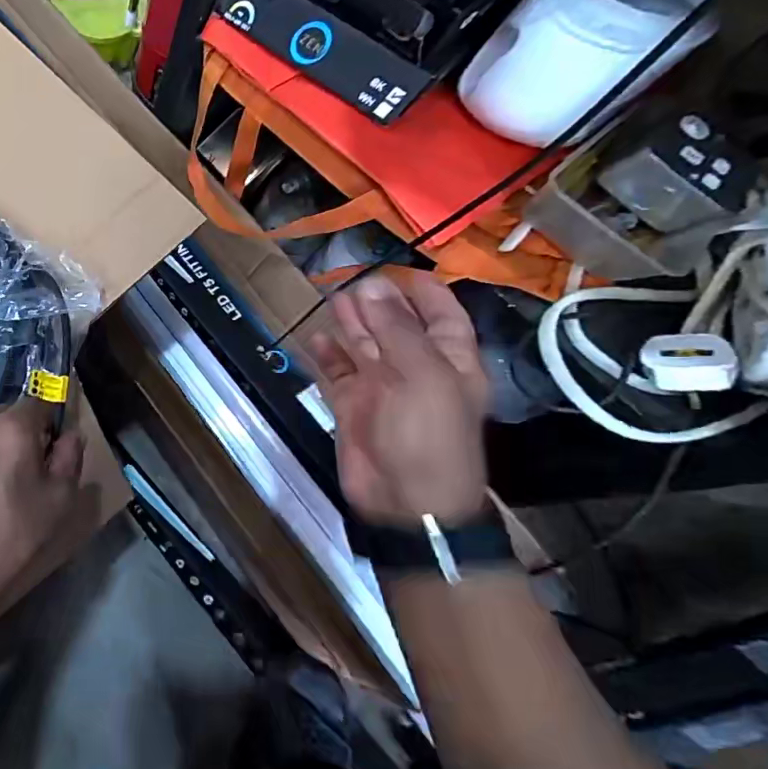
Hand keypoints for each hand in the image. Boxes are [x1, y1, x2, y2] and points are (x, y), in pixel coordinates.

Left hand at [0, 399, 87, 626]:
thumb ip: (71, 456)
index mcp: (13, 428)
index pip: (38, 402)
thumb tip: (70, 433)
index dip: (48, 424)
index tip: (49, 452)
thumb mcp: (61, 499)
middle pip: (6, 414)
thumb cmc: (15, 535)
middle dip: (18, 433)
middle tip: (23, 472)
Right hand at [306, 269, 490, 525]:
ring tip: (333, 299)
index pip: (441, 313)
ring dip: (351, 323)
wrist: (405, 500)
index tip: (393, 268)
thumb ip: (394, 328)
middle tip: (350, 280)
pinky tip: (316, 339)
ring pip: (364, 345)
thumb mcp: (421, 374)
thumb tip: (371, 284)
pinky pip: (338, 373)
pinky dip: (328, 356)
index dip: (421, 290)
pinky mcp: (354, 406)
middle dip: (376, 303)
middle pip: (396, 325)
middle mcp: (417, 368)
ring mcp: (383, 387)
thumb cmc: (427, 434)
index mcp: (450, 359)